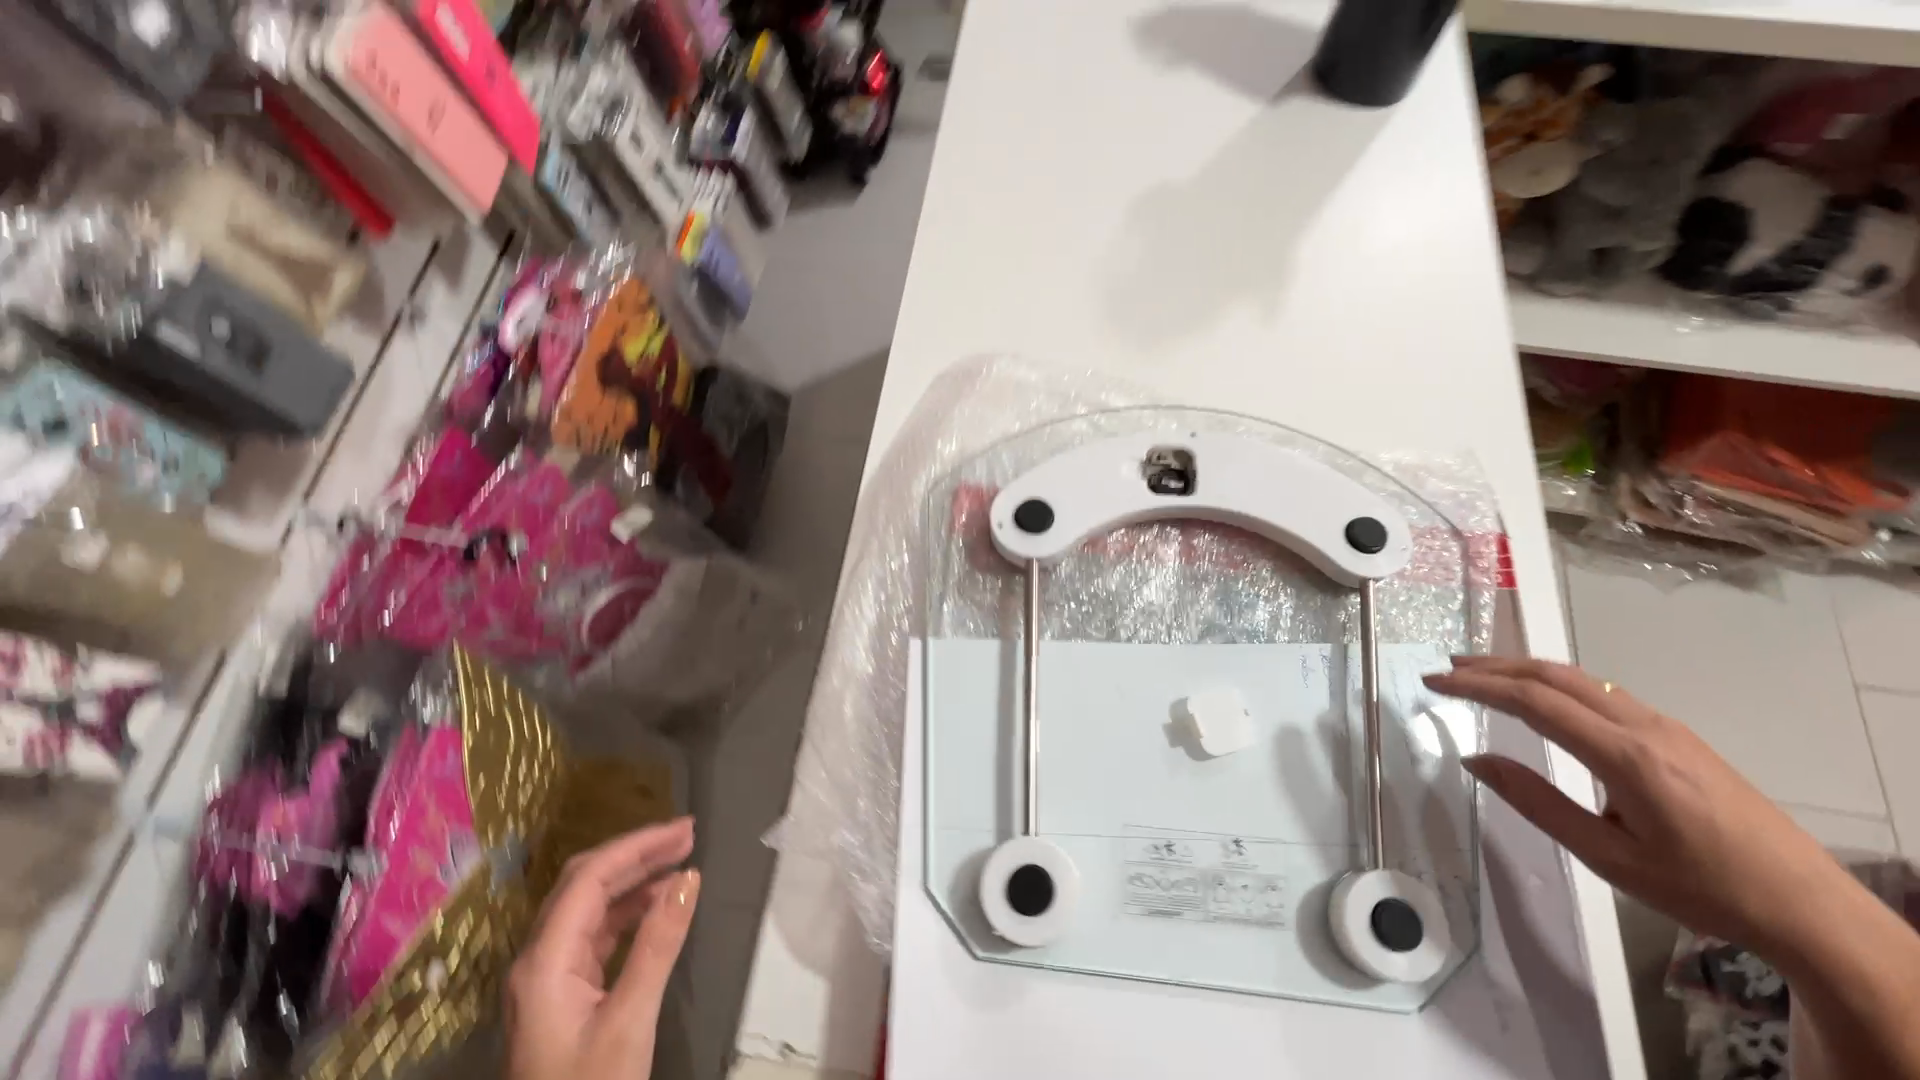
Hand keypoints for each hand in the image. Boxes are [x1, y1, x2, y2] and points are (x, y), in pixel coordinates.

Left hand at [506, 818, 700, 1079]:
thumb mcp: (630, 1020)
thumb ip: (658, 945)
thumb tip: (689, 878)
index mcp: (544, 961)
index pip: (588, 879)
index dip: (637, 847)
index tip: (684, 830)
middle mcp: (538, 958)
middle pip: (584, 884)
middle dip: (636, 854)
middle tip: (687, 836)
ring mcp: (548, 976)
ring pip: (590, 907)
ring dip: (635, 880)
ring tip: (683, 863)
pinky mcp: (563, 993)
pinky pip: (595, 934)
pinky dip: (630, 912)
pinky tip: (661, 906)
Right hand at [1423, 657, 1848, 952]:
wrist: (1803, 902)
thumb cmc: (1700, 887)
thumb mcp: (1607, 855)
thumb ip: (1537, 802)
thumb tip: (1476, 759)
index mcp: (1624, 756)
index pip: (1534, 702)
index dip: (1478, 687)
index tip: (1434, 683)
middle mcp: (1644, 726)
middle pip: (1556, 677)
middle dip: (1496, 666)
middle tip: (1448, 668)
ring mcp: (1666, 726)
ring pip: (1582, 679)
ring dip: (1526, 670)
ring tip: (1483, 674)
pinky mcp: (1678, 736)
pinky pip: (1604, 693)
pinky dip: (1557, 683)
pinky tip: (1543, 698)